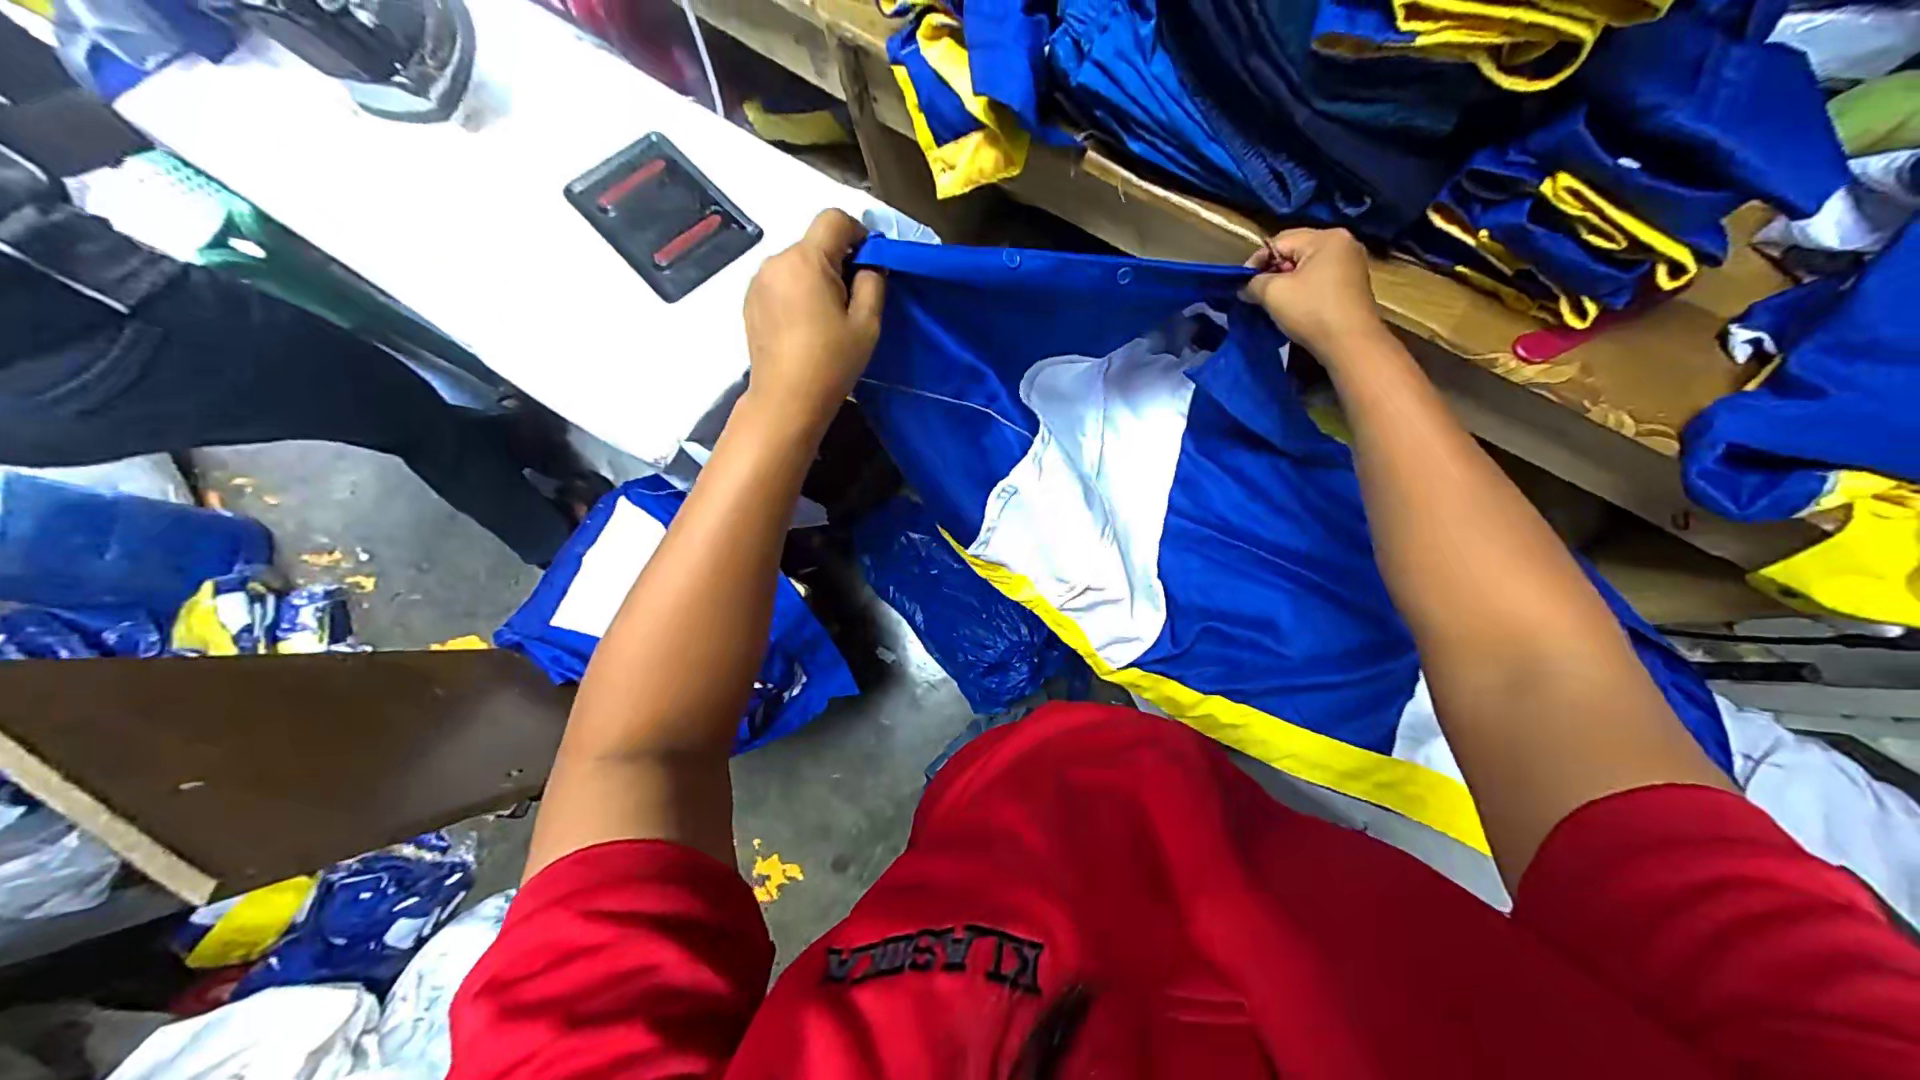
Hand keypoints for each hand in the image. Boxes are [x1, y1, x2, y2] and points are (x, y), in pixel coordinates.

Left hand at [742, 209, 885, 428]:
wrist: (786, 399)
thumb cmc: (831, 362)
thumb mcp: (867, 323)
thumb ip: (873, 282)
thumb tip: (869, 265)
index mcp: (806, 260)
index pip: (834, 219)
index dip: (858, 233)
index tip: (870, 263)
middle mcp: (776, 261)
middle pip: (814, 243)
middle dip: (837, 260)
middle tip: (852, 299)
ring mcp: (758, 281)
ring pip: (797, 263)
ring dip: (816, 278)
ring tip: (827, 317)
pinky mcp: (750, 301)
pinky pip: (781, 282)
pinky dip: (797, 292)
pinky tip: (806, 325)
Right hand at [1241, 228, 1386, 358]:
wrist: (1350, 343)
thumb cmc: (1311, 311)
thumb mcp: (1273, 294)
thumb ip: (1253, 283)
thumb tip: (1244, 286)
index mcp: (1325, 238)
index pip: (1279, 241)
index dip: (1256, 261)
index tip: (1242, 284)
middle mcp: (1343, 243)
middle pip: (1295, 251)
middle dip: (1272, 271)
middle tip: (1256, 293)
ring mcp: (1351, 263)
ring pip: (1307, 265)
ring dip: (1286, 281)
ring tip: (1272, 301)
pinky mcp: (1353, 283)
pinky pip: (1319, 278)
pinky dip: (1303, 288)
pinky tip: (1293, 305)